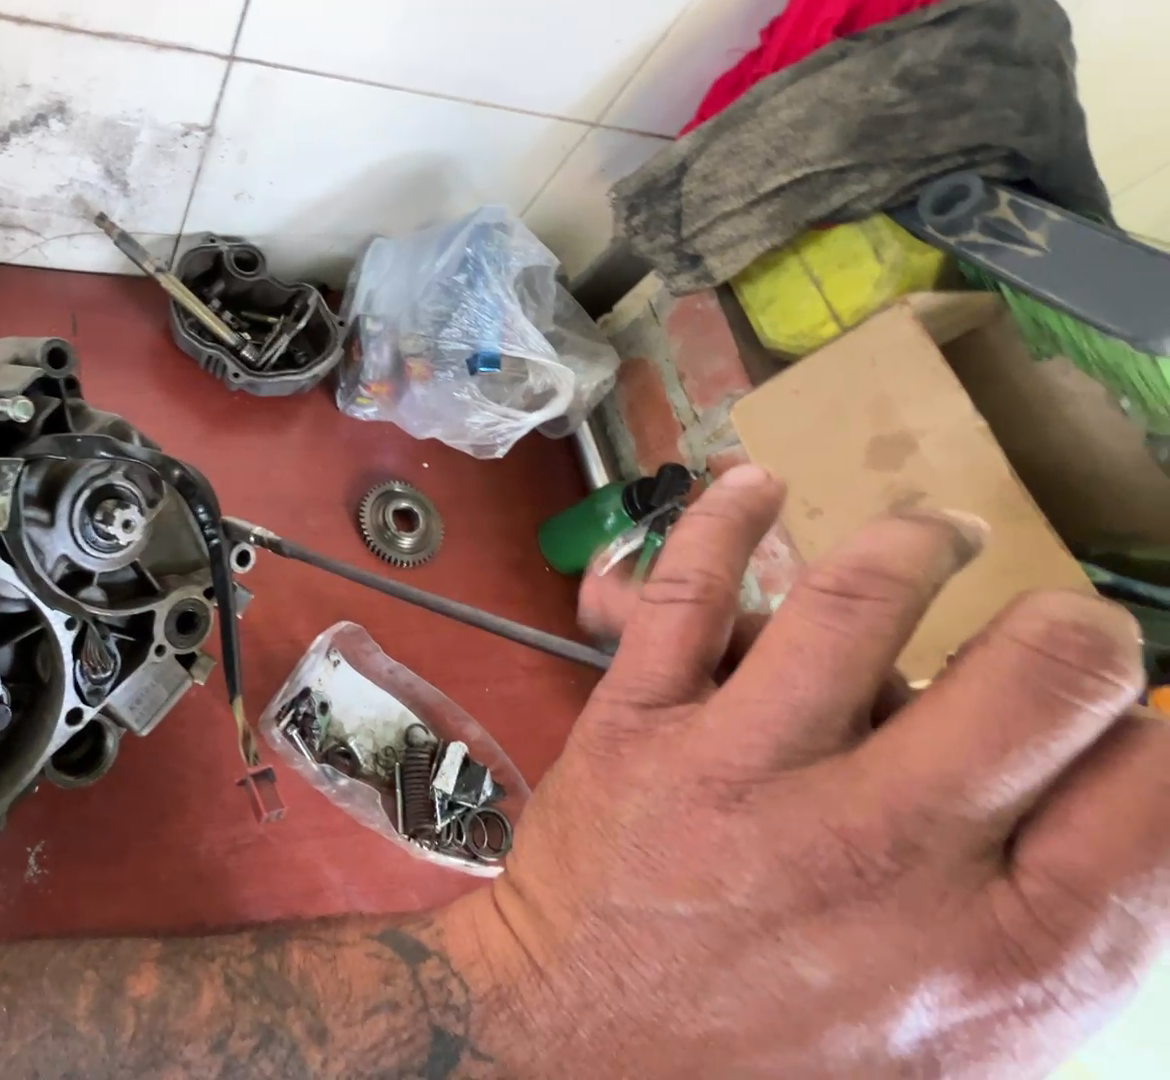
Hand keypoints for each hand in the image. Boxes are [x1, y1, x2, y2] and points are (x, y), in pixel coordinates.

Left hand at [488, 464, 1161, 1076]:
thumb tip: (1124, 811)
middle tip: (1053, 622)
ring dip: (915, 546)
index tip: (1137, 711)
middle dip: (1069, 631)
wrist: (583, 1038)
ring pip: (858, 606)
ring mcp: (742, 766)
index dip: (1165, 731)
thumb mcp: (956, 1045)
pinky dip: (723, 523)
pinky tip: (758, 484)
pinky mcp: (636, 723)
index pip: (1164, 789)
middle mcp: (880, 841)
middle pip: (1038, 679)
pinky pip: (686, 596)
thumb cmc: (766, 1052)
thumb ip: (1054, 937)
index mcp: (1002, 945)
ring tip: (935, 535)